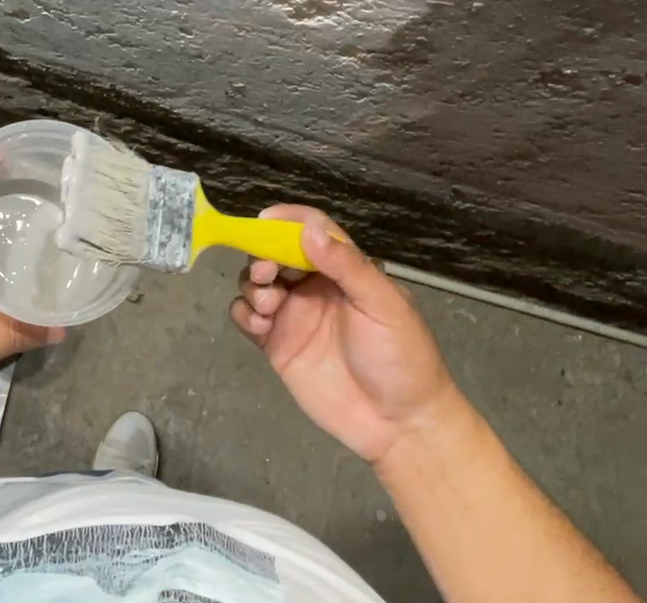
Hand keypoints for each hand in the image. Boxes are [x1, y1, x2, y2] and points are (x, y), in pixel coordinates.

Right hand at [230, 205, 462, 466]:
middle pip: (274, 253)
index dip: (287, 220)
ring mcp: (292, 315)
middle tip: (265, 273)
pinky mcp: (276, 343)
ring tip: (269, 307)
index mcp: (343, 270)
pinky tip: (260, 325)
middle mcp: (313, 286)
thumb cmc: (402, 358)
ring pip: (255, 283)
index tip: (265, 220)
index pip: (311, 230)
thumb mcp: (385, 306)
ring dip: (252, 285)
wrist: (399, 426)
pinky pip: (246, 316)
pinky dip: (244, 312)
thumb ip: (348, 266)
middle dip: (261, 255)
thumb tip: (309, 230)